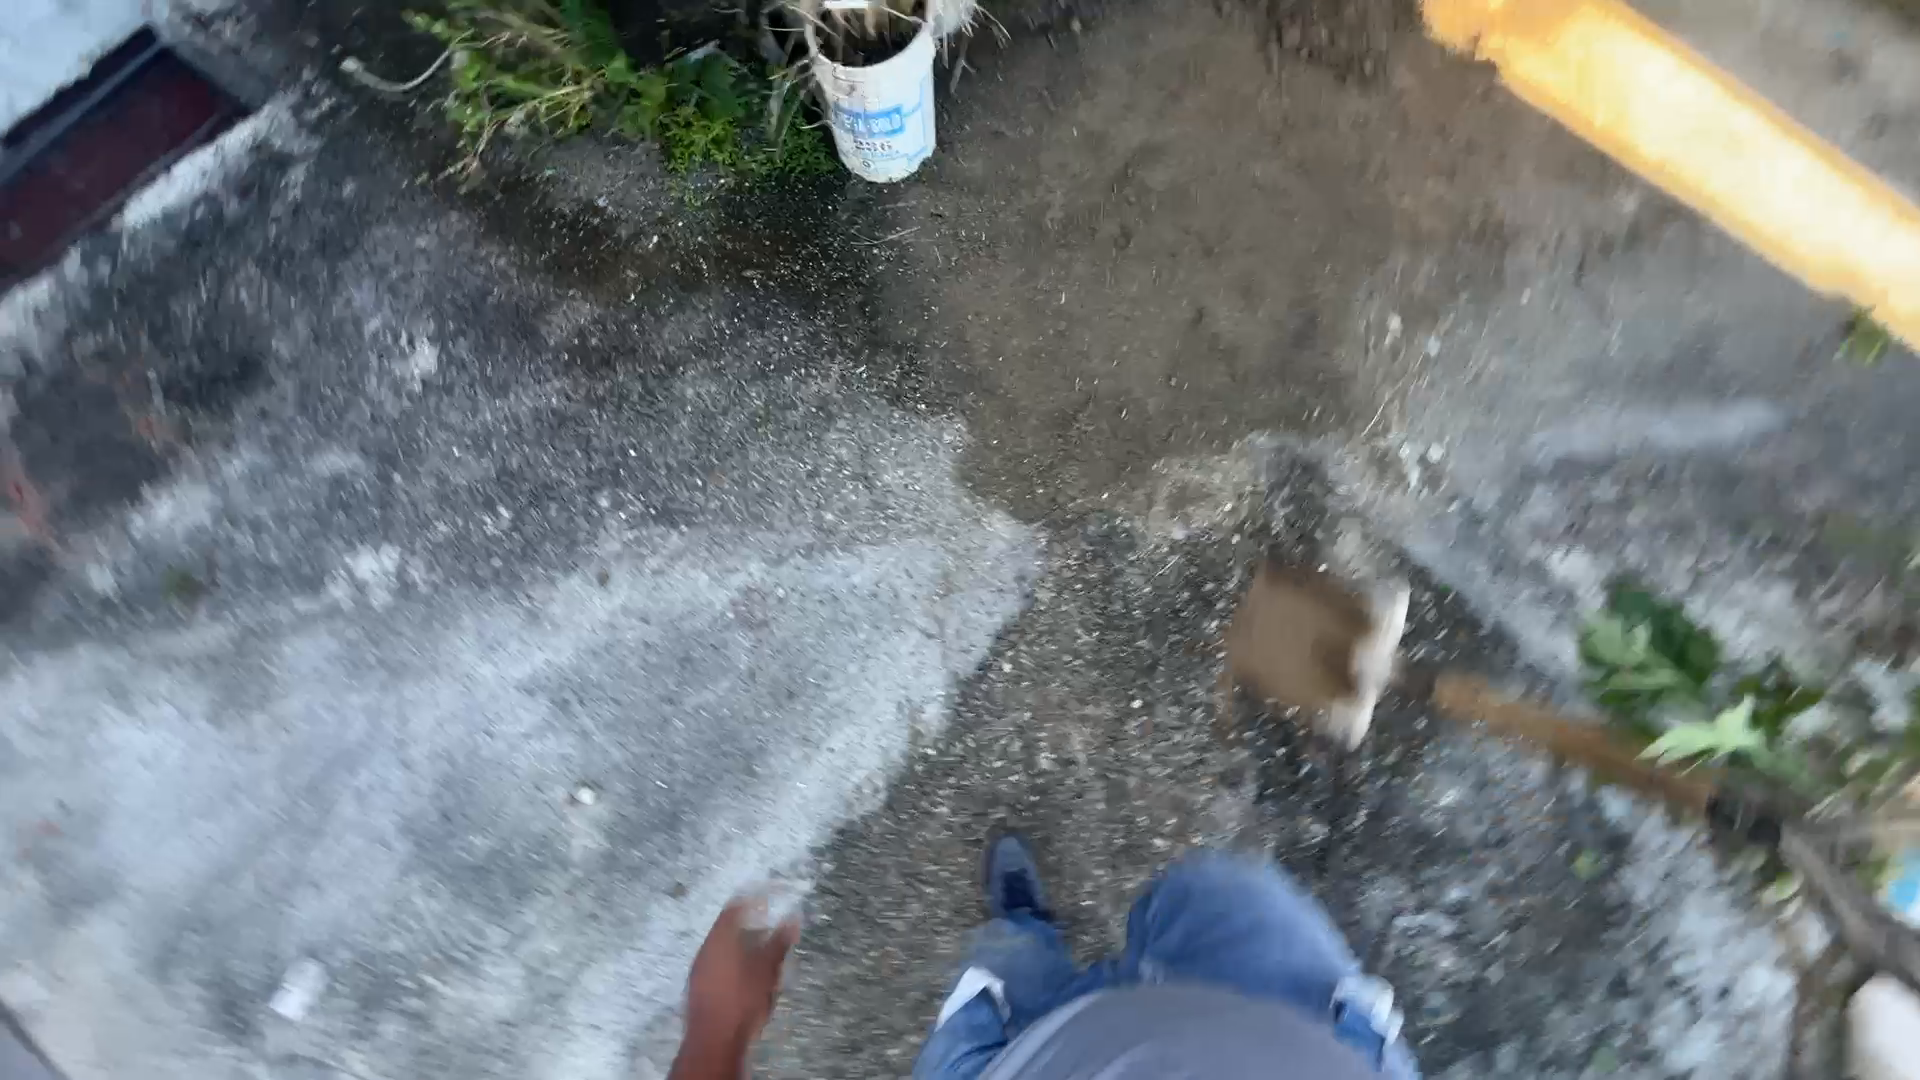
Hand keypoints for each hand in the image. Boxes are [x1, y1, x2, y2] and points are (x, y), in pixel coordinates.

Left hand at [671, 894, 800, 1079]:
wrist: (714, 1041)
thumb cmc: (743, 998)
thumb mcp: (768, 967)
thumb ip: (779, 941)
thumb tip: (793, 918)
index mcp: (721, 936)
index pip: (736, 904)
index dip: (755, 897)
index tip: (772, 897)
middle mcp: (706, 947)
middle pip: (728, 924)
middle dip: (751, 922)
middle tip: (771, 926)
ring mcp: (699, 968)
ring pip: (723, 945)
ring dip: (742, 943)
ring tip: (763, 951)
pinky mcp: (698, 987)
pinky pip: (718, 962)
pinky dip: (734, 960)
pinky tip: (746, 973)